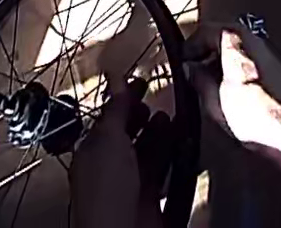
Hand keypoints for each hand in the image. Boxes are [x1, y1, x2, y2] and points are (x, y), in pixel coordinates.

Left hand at [70, 79, 171, 227]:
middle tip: (160, 100)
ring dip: (163, 137)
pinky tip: (187, 148)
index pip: (110, 118)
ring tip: (175, 120)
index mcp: (93, 151)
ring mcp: (132, 188)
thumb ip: (115, 107)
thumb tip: (115, 75)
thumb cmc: (107, 189)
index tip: (142, 82)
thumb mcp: (109, 139)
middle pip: (130, 137)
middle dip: (145, 118)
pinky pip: (166, 177)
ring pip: (149, 156)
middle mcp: (111, 169)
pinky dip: (177, 161)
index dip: (125, 99)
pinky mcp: (153, 205)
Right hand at [186, 24, 280, 152]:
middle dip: (206, 52)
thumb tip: (189, 69)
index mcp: (233, 38)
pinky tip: (231, 90)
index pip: (204, 30)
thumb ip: (198, 79)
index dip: (190, 45)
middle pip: (222, 36)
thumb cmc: (251, 113)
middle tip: (194, 71)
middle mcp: (251, 37)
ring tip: (210, 83)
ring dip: (220, 60)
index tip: (182, 59)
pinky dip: (235, 67)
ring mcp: (266, 50)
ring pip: (236, 48)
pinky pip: (249, 58)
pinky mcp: (276, 67)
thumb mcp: (214, 99)